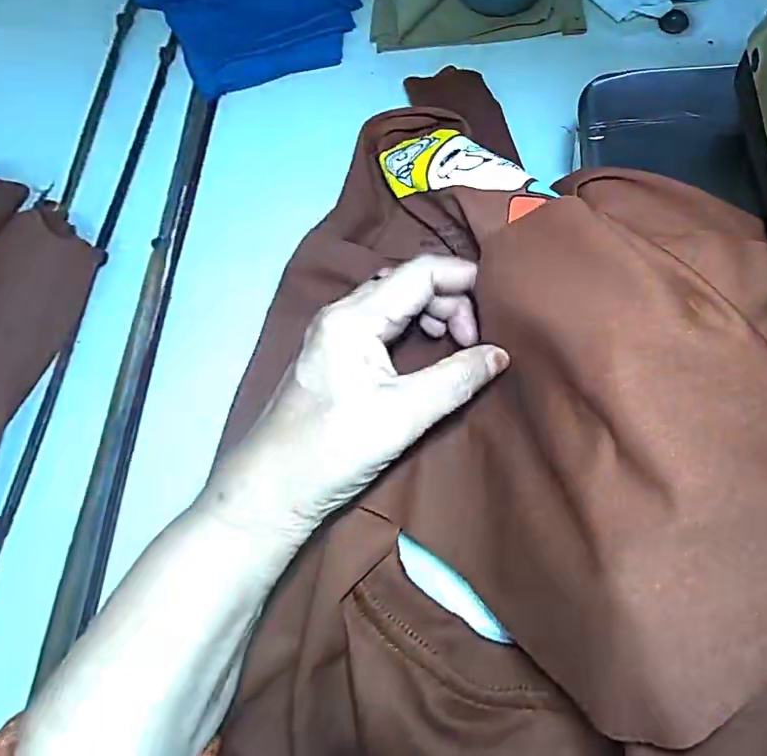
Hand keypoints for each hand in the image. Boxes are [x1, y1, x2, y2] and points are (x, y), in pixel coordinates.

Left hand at [208, 256, 509, 536]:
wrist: (266, 495)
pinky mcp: (337, 351)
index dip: (464, 278)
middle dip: (452, 302)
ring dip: (436, 313)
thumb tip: (501, 355)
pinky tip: (430, 351)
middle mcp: (342, 312)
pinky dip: (416, 327)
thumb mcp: (403, 416)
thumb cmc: (330, 452)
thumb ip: (457, 379)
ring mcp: (336, 331)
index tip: (498, 306)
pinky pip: (386, 320)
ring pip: (399, 299)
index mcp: (353, 317)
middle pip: (411, 282)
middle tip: (474, 342)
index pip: (420, 271)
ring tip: (457, 347)